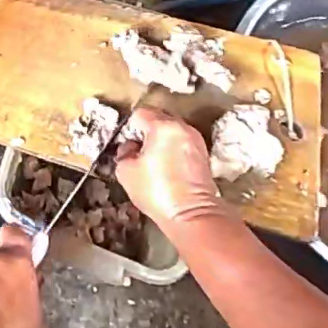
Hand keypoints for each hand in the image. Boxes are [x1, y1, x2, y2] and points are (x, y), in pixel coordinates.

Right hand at [115, 107, 227, 230]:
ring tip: (155, 161)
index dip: (131, 127)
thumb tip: (130, 146)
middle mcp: (182, 127)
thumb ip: (124, 152)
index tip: (128, 144)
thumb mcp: (126, 172)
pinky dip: (175, 148)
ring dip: (163, 139)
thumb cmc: (157, 191)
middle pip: (159, 117)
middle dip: (148, 130)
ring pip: (173, 129)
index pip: (141, 113)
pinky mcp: (204, 153)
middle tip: (140, 151)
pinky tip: (169, 167)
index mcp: (162, 126)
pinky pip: (183, 141)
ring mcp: (195, 139)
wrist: (192, 214)